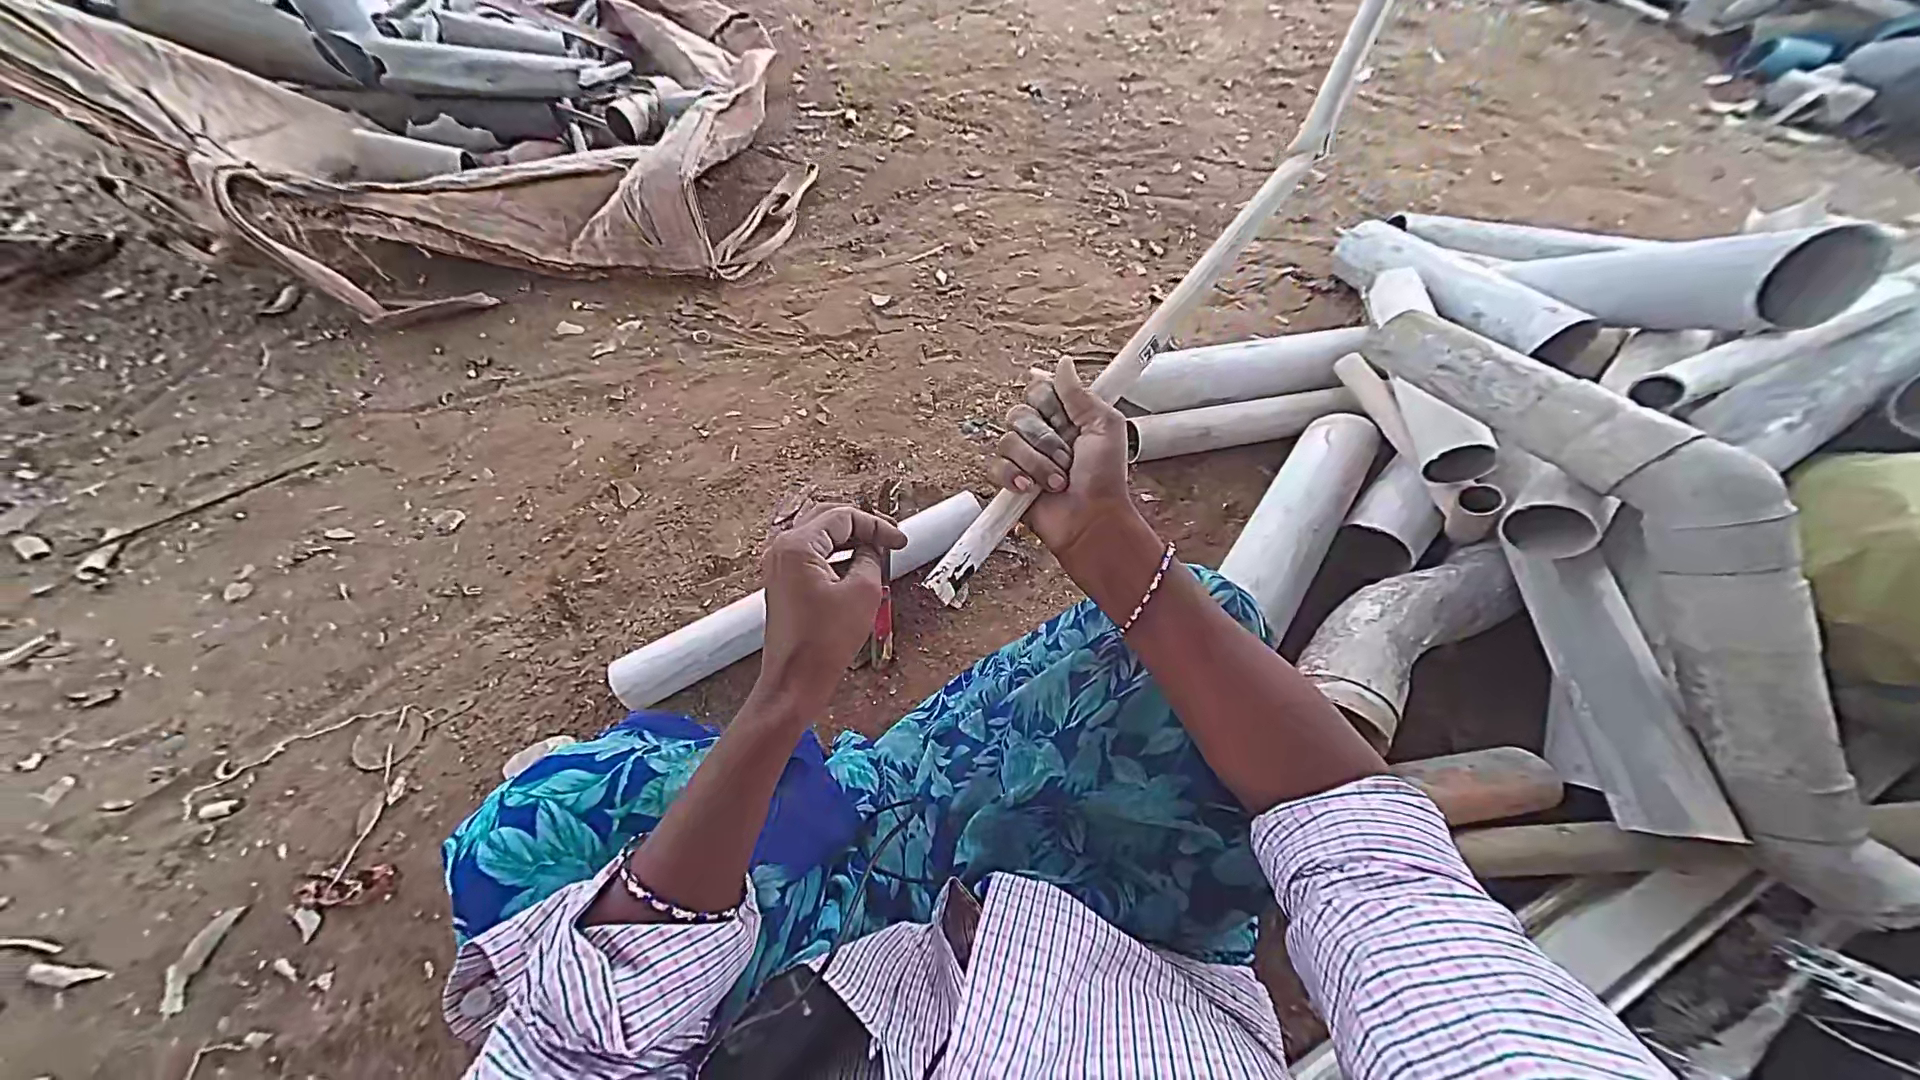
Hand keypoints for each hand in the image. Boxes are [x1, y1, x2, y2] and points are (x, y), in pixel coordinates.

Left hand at [756, 504, 908, 715]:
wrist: (796, 680)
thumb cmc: (825, 642)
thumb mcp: (864, 592)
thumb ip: (871, 558)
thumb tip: (872, 549)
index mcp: (797, 546)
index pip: (843, 517)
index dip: (876, 525)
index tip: (898, 541)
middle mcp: (782, 550)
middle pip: (827, 519)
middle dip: (861, 526)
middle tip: (888, 539)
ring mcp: (779, 566)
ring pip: (819, 535)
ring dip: (849, 539)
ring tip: (877, 551)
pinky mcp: (783, 582)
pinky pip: (811, 555)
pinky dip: (836, 555)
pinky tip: (857, 567)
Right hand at [989, 357, 1144, 567]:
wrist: (1091, 519)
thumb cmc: (1104, 479)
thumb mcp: (1104, 426)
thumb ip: (1080, 394)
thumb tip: (1063, 364)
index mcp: (1064, 416)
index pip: (1038, 390)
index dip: (1050, 405)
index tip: (1068, 422)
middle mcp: (1041, 434)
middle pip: (1019, 414)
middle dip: (1045, 439)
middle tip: (1067, 458)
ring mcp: (1024, 457)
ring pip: (1008, 440)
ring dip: (1036, 463)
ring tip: (1056, 482)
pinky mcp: (1009, 480)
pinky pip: (996, 465)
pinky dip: (1014, 476)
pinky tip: (1030, 488)